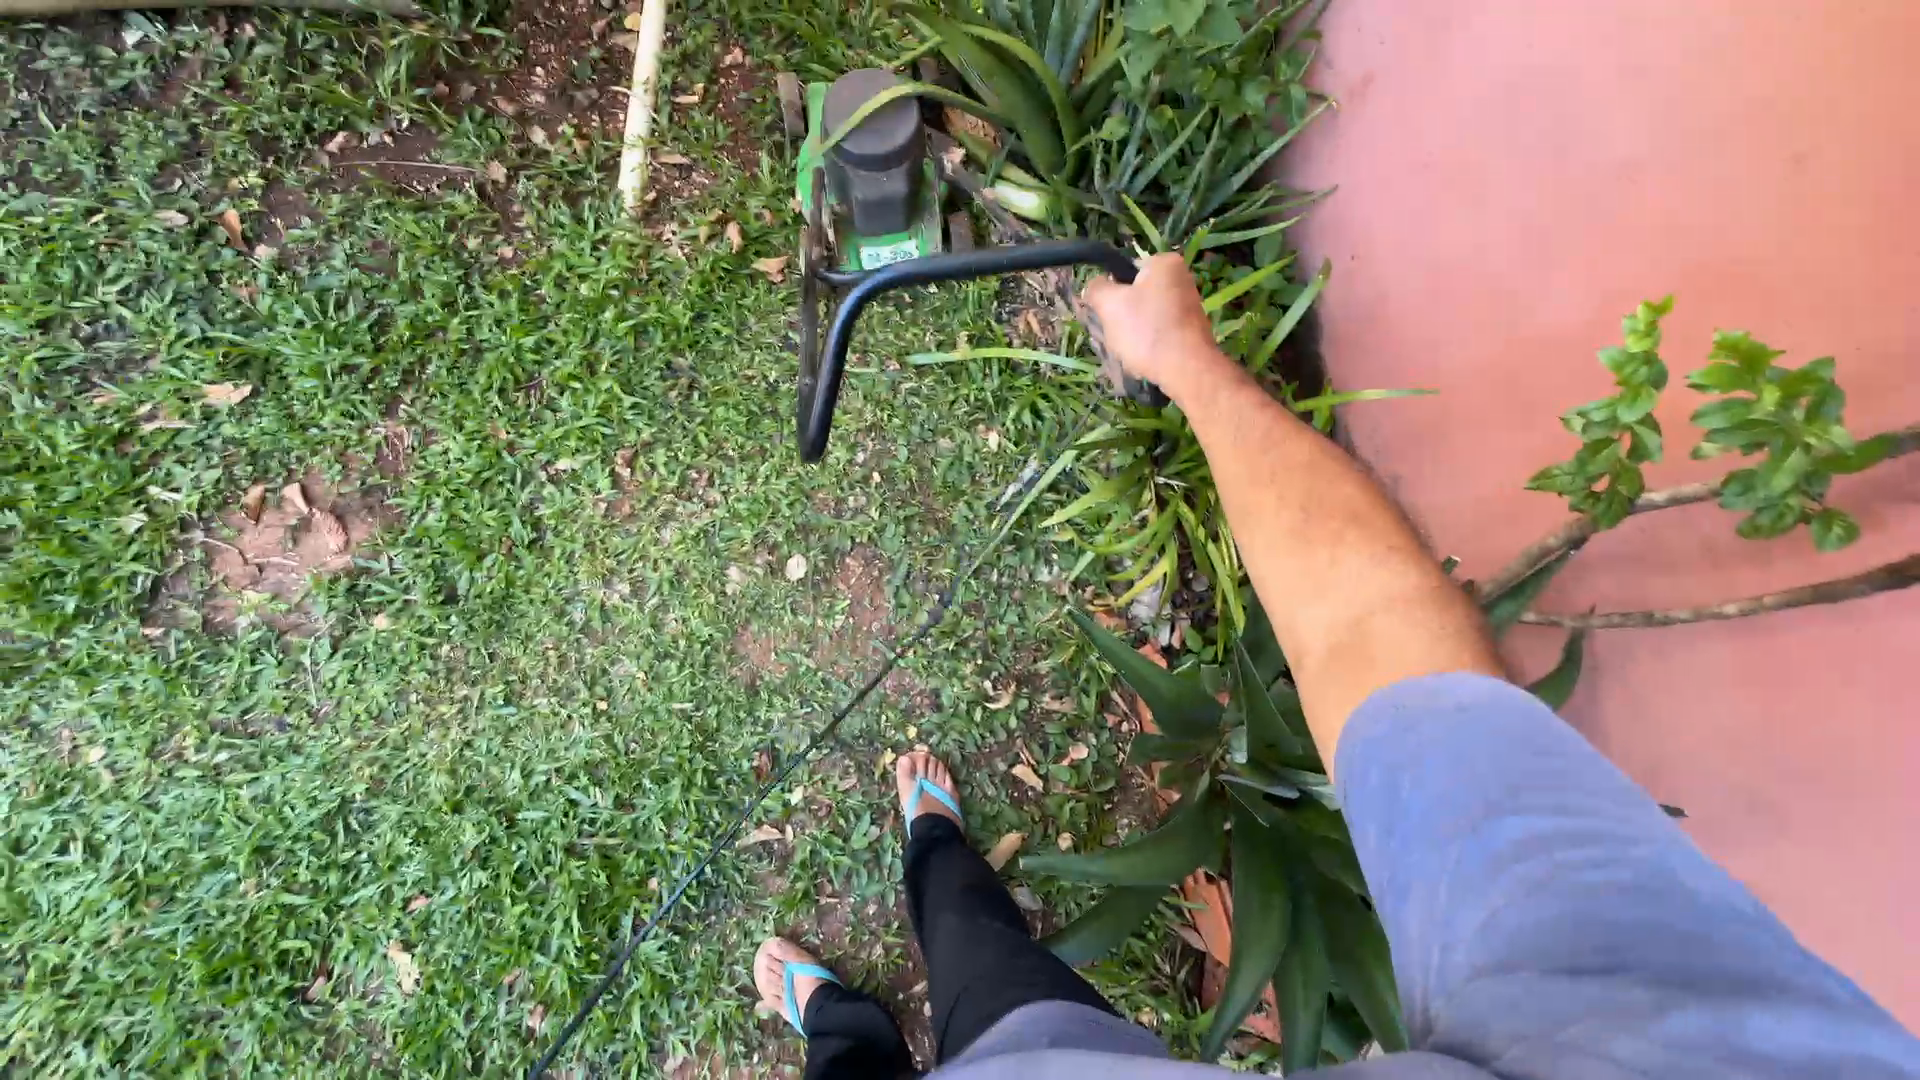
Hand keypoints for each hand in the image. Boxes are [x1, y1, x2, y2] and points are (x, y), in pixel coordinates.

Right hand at [1082, 253, 1228, 401]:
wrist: (1187, 370)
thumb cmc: (1146, 331)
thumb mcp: (1110, 305)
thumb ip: (1096, 289)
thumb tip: (1094, 286)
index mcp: (1165, 263)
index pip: (1125, 272)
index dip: (1112, 293)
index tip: (1109, 313)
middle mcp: (1182, 279)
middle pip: (1135, 296)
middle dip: (1122, 317)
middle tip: (1117, 334)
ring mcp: (1188, 306)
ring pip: (1144, 318)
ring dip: (1132, 334)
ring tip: (1132, 350)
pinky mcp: (1190, 331)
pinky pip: (1159, 334)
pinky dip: (1148, 345)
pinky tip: (1146, 358)